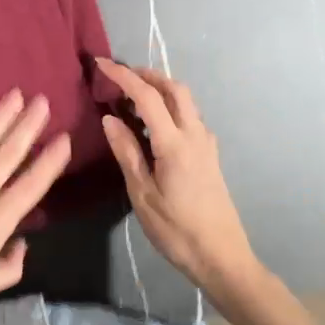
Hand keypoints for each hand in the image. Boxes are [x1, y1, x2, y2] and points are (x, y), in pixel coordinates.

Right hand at [98, 59, 261, 294]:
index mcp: (175, 144)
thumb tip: (110, 118)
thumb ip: (126, 152)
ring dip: (160, 90)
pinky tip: (153, 126)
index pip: (148, 96)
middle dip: (147, 75)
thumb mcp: (142, 194)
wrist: (223, 259)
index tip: (101, 65)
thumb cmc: (177, 230)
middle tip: (120, 76)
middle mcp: (195, 136)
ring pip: (186, 102)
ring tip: (131, 99)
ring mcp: (206, 146)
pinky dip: (170, 108)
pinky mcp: (210, 157)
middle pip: (175, 89)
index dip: (123, 76)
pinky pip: (189, 118)